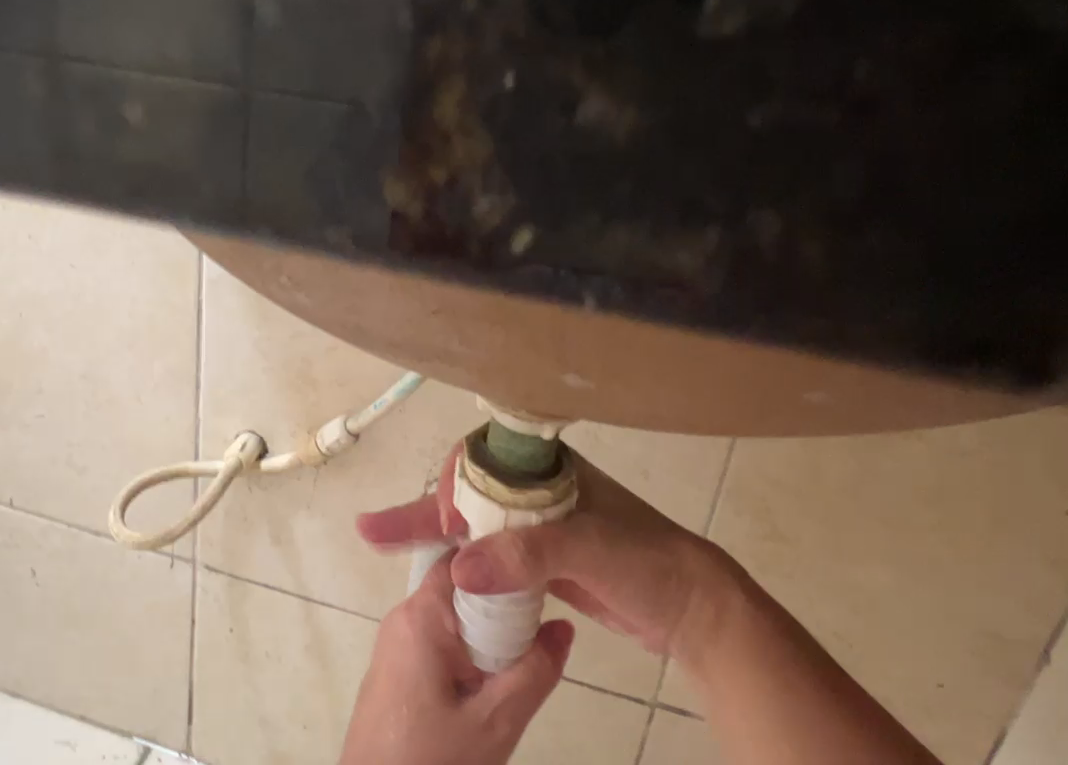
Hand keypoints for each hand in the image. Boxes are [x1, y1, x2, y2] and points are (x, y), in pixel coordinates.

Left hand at [338, 550, 573, 764]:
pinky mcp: (396, 670)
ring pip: (453, 617)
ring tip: (525, 650)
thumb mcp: (494, 723)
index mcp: (421, 615)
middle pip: (461, 588)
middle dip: (502, 603)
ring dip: (487, 632)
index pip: (465, 557)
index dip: (503, 557)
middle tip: (541, 621)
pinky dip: (468, 651)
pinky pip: (439, 641)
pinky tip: (493, 676)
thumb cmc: (430, 760)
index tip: (541, 572)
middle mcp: (403, 617)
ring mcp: (396, 644)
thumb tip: (564, 626)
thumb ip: (534, 671)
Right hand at [357, 445, 736, 656]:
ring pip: (475, 527)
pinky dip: (463, 569)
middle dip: (422, 510)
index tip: (446, 521)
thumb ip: (528, 555)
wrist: (692, 608)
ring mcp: (540, 530)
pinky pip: (491, 561)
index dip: (454, 483)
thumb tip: (460, 569)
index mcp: (549, 470)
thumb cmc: (646, 561)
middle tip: (375, 532)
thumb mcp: (590, 548)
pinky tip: (440, 583)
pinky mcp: (542, 564)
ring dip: (433, 538)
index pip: (483, 458)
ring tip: (382, 545)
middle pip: (468, 493)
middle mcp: (539, 493)